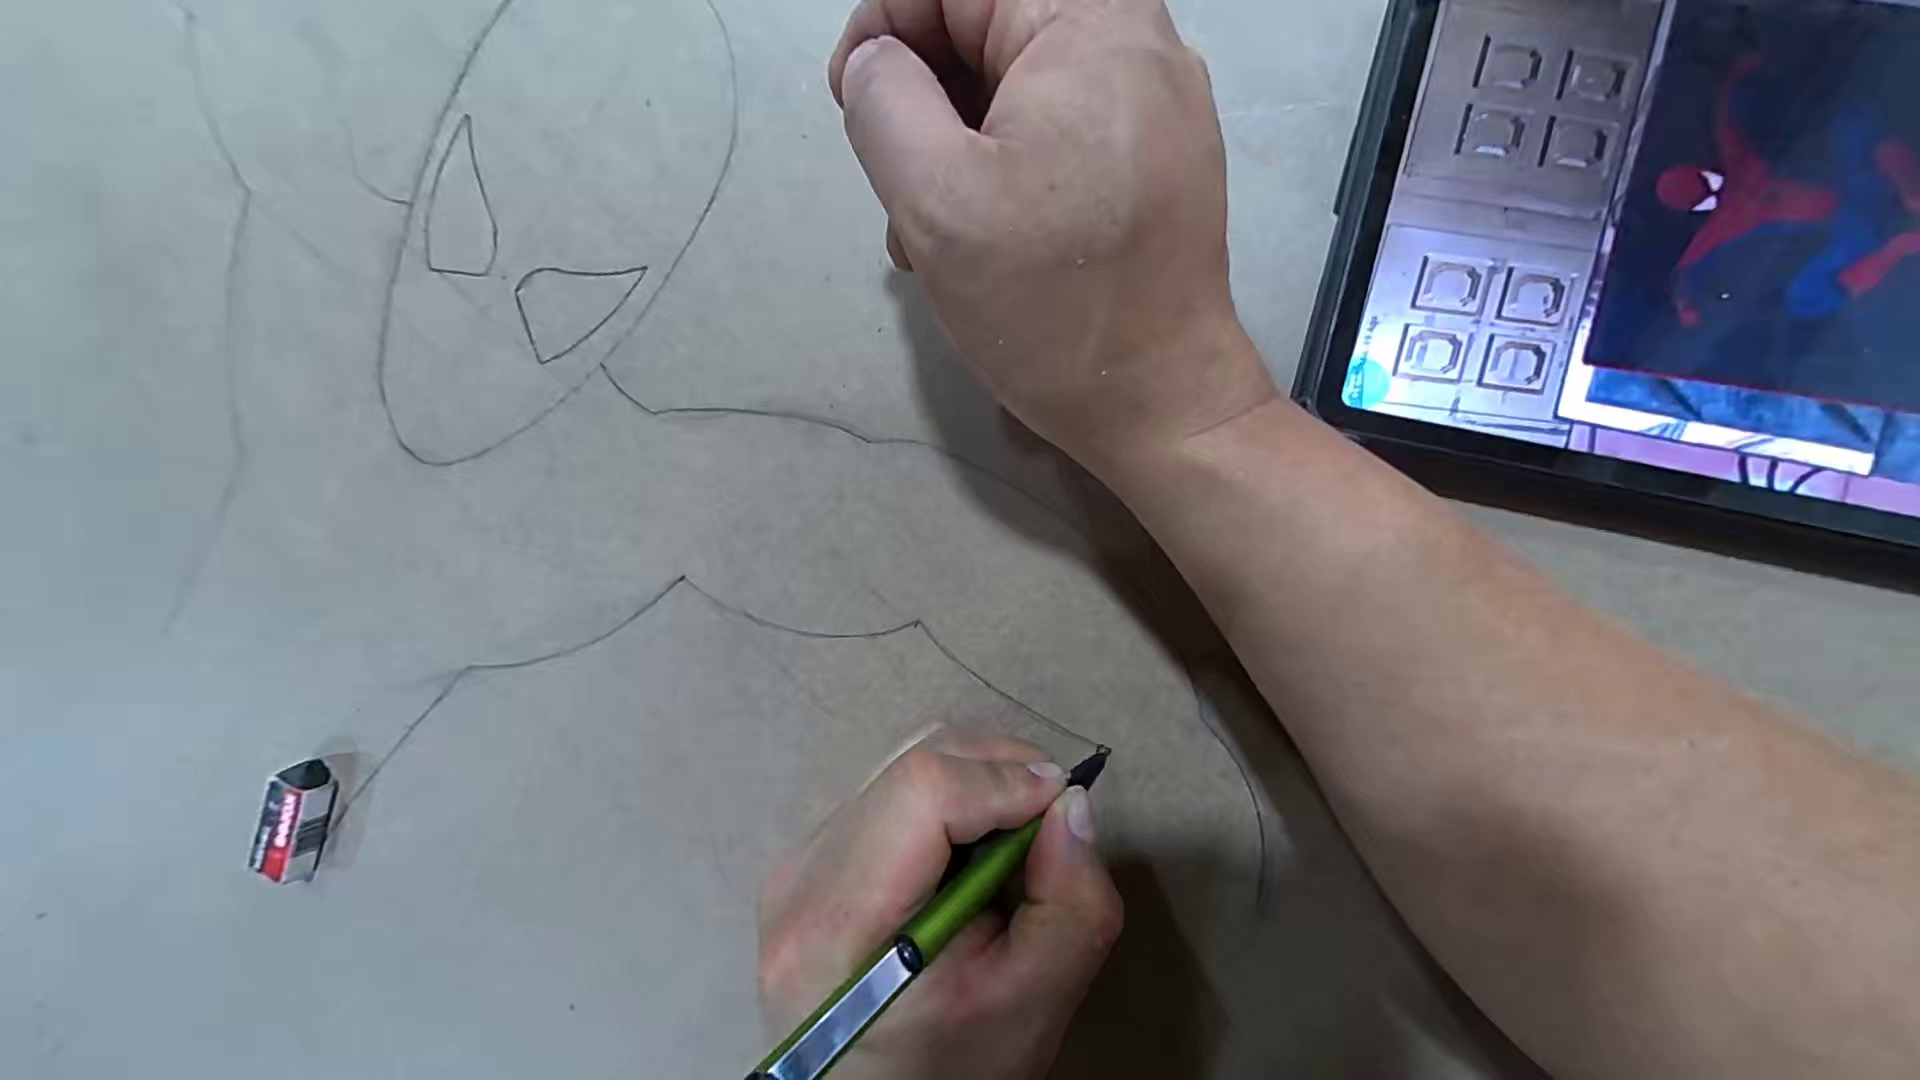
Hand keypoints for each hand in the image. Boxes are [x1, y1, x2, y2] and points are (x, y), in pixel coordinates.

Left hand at [758, 729, 1122, 1079]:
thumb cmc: (950, 1070)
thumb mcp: (1033, 1007)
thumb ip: (1072, 902)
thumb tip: (1071, 799)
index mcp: (837, 919)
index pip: (922, 792)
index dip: (1002, 781)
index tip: (1062, 799)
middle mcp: (803, 869)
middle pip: (915, 760)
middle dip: (999, 768)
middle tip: (1049, 811)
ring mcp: (802, 853)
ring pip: (907, 757)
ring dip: (977, 774)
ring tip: (1012, 829)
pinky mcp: (816, 847)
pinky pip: (894, 780)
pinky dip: (951, 789)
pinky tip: (971, 839)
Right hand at [828, 0, 1276, 477]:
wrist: (1155, 403)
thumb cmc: (1049, 311)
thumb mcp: (938, 204)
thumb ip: (883, 105)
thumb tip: (875, 62)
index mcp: (1088, 23)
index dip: (884, 26)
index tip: (852, 103)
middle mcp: (1137, 46)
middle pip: (991, 33)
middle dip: (923, 106)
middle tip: (897, 195)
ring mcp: (1155, 112)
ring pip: (1022, 96)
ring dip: (959, 155)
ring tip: (932, 242)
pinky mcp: (1157, 170)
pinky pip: (1062, 141)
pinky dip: (1008, 179)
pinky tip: (986, 245)